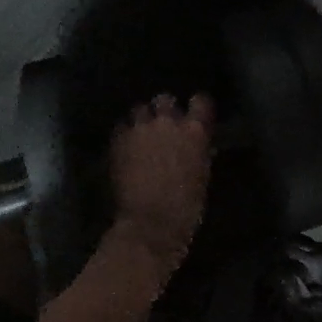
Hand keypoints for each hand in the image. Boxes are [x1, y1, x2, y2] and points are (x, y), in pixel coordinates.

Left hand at [107, 94, 214, 268]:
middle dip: (163, 110)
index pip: (200, 101)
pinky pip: (121, 127)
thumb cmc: (187, 206)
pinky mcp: (119, 139)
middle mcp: (167, 122)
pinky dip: (124, 134)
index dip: (196, 107)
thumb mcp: (202, 175)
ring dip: (141, 120)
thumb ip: (199, 152)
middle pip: (164, 99)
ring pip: (139, 109)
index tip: (193, 114)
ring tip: (140, 135)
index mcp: (195, 131)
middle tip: (161, 126)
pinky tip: (125, 147)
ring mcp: (140, 128)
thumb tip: (198, 143)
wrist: (152, 222)